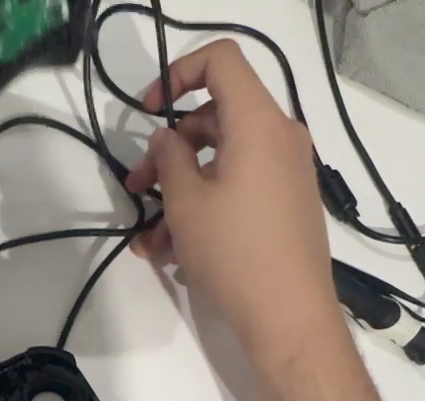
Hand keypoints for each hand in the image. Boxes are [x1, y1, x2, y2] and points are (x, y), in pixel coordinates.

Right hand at [124, 40, 342, 363]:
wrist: (288, 313)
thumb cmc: (234, 252)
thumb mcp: (186, 205)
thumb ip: (169, 161)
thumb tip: (166, 139)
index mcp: (258, 123)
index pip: (221, 62)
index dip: (178, 74)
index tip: (148, 111)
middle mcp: (279, 138)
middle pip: (215, 120)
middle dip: (168, 153)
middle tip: (136, 188)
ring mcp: (285, 174)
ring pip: (221, 165)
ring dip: (178, 195)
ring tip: (148, 242)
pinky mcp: (284, 207)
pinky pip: (238, 192)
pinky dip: (204, 210)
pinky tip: (173, 253)